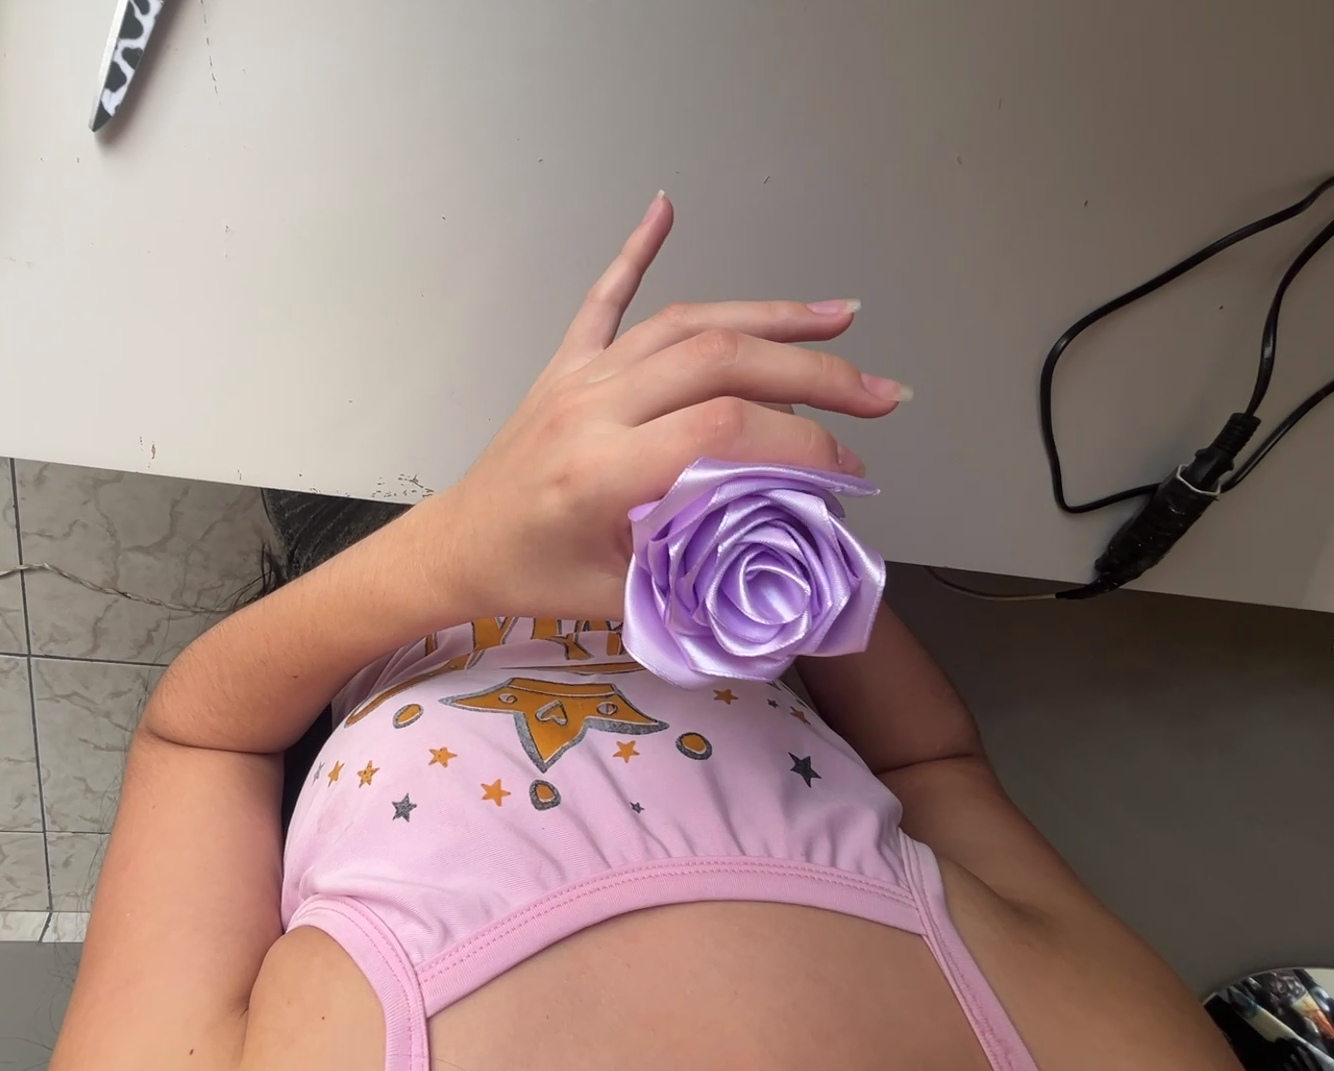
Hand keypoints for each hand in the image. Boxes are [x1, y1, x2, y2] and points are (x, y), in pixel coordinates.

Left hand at [417, 193, 910, 621]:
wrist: (455, 547)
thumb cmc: (528, 576)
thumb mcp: (619, 598)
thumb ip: (699, 570)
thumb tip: (782, 544)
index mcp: (600, 470)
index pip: (725, 430)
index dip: (801, 442)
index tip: (848, 469)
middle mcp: (591, 408)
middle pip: (718, 361)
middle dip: (812, 372)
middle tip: (878, 392)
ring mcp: (577, 379)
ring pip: (682, 324)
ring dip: (766, 315)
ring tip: (835, 319)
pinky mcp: (564, 368)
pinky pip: (604, 301)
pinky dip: (636, 251)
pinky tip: (663, 209)